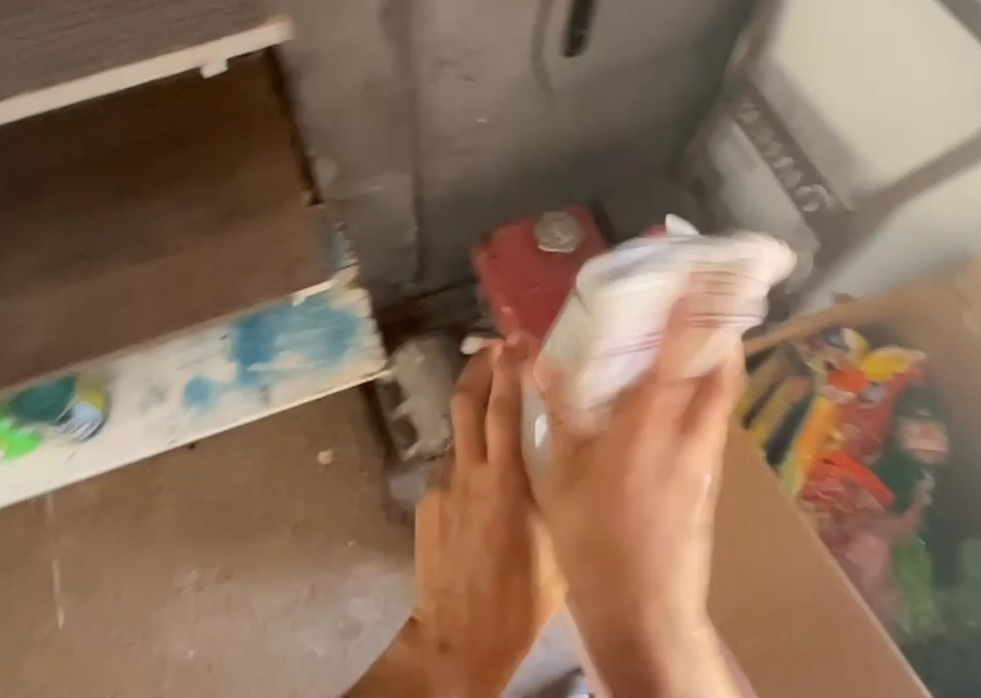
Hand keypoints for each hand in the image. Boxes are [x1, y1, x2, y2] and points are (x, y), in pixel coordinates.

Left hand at [350, 340, 562, 696]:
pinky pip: (450, 467)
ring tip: (494, 411)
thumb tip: (555, 459)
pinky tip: (481, 478)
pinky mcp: (426, 503)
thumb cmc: (520, 600)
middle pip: (464, 402)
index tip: (516, 343)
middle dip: (478, 368)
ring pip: (456, 434)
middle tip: (494, 347)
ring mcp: (441, 486)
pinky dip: (466, 458)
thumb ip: (548, 494)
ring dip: (472, 414)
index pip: (502, 410)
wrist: (458, 638)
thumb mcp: (553, 545)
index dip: (508, 371)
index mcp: (503, 483)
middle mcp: (466, 474)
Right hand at [529, 270, 750, 696]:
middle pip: (721, 367)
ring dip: (718, 352)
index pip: (680, 354)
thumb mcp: (561, 472)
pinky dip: (707, 385)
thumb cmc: (594, 540)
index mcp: (647, 426)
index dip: (692, 309)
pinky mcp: (709, 478)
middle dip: (719, 322)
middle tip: (704, 290)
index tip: (694, 271)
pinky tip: (680, 389)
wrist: (645, 612)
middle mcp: (688, 434)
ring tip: (698, 326)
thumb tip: (539, 362)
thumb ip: (559, 411)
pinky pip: (714, 414)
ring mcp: (706, 458)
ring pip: (723, 391)